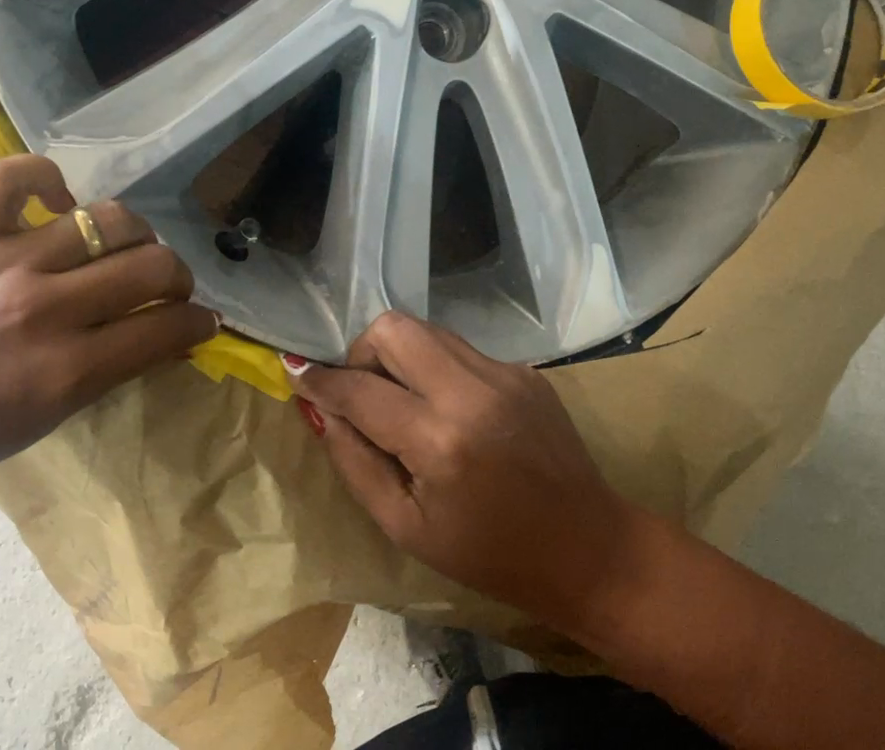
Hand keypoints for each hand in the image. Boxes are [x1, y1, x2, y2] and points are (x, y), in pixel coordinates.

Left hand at [0, 155, 219, 506]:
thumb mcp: (52, 418)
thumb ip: (112, 370)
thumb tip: (166, 333)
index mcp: (69, 371)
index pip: (166, 328)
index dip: (199, 323)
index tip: (202, 322)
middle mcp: (44, 310)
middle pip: (150, 265)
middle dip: (178, 278)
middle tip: (168, 290)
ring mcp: (2, 265)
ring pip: (104, 220)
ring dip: (134, 234)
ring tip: (125, 248)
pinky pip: (9, 179)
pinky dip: (43, 177)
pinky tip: (59, 201)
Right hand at [285, 313, 637, 631]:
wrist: (589, 550)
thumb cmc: (489, 554)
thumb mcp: (404, 526)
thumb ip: (354, 461)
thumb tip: (320, 409)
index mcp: (439, 440)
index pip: (359, 388)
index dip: (320, 380)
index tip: (296, 373)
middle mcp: (472, 391)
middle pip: (393, 329)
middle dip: (362, 354)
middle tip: (362, 394)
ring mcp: (505, 373)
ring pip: (427, 330)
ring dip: (398, 356)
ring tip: (402, 402)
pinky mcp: (525, 371)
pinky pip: (460, 350)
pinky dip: (436, 369)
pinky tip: (447, 411)